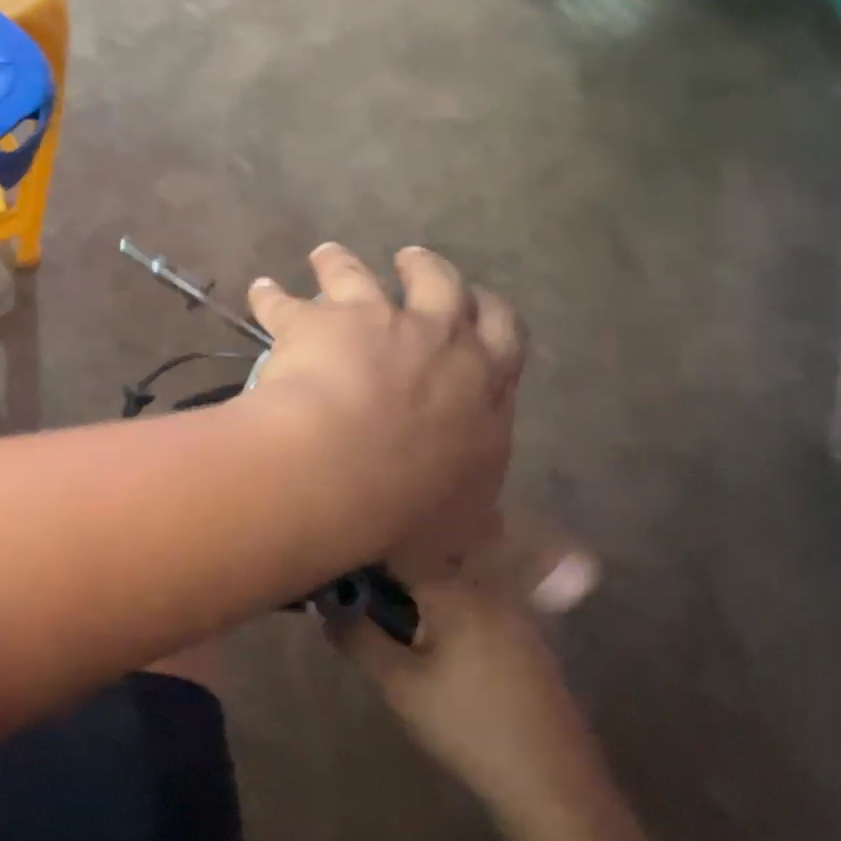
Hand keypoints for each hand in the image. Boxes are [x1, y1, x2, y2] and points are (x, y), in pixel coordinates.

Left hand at [244, 243, 523, 573]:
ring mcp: (380, 324)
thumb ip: (520, 555)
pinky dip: (273, 295)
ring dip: (345, 263)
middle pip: (445, 290)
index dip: (492, 319)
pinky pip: (289, 301)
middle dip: (432, 272)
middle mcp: (440, 344)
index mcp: (483, 389)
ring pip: (364, 277)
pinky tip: (260, 289)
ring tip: (329, 254)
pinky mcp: (320, 321)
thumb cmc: (408, 510)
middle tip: (415, 257)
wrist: (344, 471)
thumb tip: (580, 586)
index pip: (504, 341)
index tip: (480, 306)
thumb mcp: (474, 539)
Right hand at [334, 528, 604, 812]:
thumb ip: (359, 640)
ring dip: (418, 583)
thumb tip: (328, 611)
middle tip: (356, 588)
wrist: (551, 780)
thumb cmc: (467, 725)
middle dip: (391, 565)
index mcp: (456, 593)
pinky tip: (425, 629)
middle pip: (431, 557)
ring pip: (455, 577)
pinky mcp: (525, 636)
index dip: (365, 551)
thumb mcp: (398, 685)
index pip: (402, 548)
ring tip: (384, 607)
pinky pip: (475, 598)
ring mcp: (514, 611)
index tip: (336, 564)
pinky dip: (444, 601)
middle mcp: (489, 589)